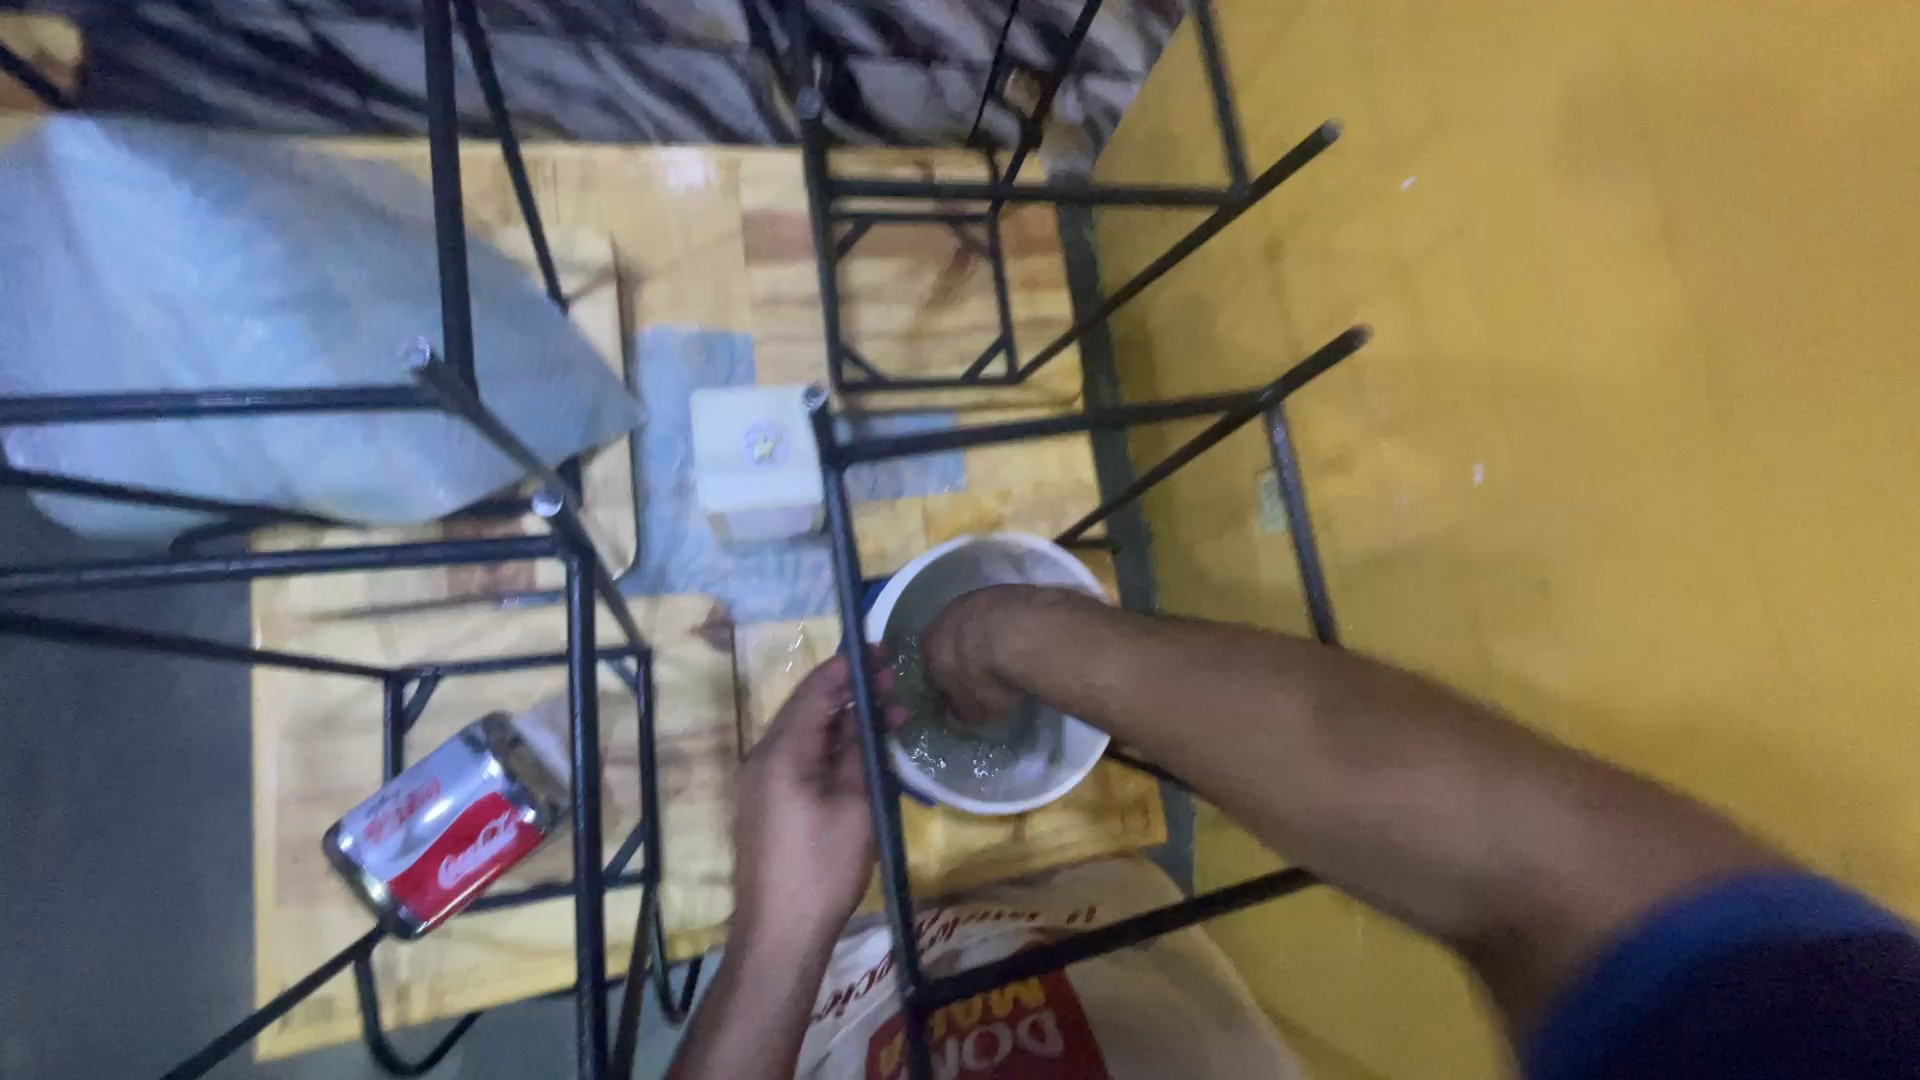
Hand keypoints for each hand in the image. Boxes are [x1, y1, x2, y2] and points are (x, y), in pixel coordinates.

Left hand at [732, 651, 903, 944]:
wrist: (779, 934)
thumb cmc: (821, 867)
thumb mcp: (855, 805)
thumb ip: (860, 754)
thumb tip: (868, 719)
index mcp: (782, 751)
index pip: (816, 691)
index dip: (848, 667)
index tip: (881, 648)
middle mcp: (765, 758)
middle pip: (810, 709)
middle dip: (851, 691)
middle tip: (893, 677)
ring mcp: (764, 782)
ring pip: (808, 734)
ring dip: (846, 721)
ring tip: (891, 712)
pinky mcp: (770, 803)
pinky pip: (803, 758)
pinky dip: (833, 747)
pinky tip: (864, 750)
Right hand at [920, 584, 1039, 729]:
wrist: (1021, 634)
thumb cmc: (985, 677)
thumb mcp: (971, 710)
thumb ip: (958, 715)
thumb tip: (953, 719)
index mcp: (929, 644)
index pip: (931, 664)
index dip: (947, 679)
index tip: (962, 690)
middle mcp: (947, 615)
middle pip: (954, 637)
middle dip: (967, 653)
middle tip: (987, 672)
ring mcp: (977, 597)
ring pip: (979, 620)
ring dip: (990, 635)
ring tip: (1011, 655)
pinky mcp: (1007, 588)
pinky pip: (1005, 612)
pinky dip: (1012, 624)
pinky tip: (1026, 639)